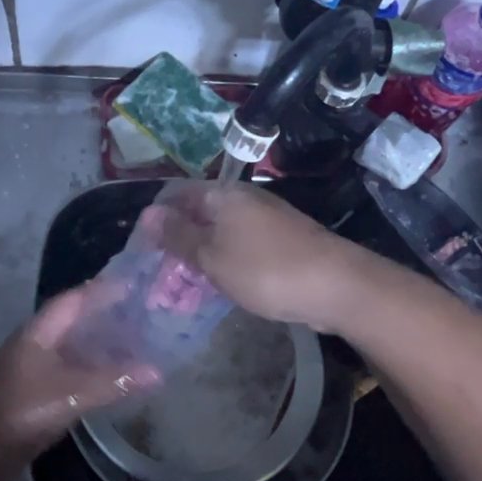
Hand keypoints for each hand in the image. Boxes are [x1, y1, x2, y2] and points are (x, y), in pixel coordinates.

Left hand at [0, 282, 160, 480]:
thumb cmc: (22, 410)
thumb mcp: (71, 393)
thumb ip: (113, 382)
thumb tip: (158, 371)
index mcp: (39, 331)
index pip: (74, 299)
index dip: (102, 290)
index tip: (135, 285)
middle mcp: (37, 343)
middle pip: (75, 320)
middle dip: (107, 315)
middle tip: (145, 313)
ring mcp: (36, 367)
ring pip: (74, 346)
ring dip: (102, 343)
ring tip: (139, 341)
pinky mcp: (38, 390)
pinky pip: (72, 369)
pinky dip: (94, 368)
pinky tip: (116, 376)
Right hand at [154, 180, 381, 332]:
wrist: (338, 286)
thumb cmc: (265, 269)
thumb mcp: (211, 256)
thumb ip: (178, 236)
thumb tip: (149, 213)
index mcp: (221, 194)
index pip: (174, 194)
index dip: (155, 219)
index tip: (142, 250)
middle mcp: (242, 198)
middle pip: (197, 212)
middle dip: (176, 240)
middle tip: (162, 274)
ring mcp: (265, 218)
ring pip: (220, 231)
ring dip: (200, 254)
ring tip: (187, 286)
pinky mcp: (282, 240)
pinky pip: (241, 245)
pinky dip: (225, 261)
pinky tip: (222, 285)